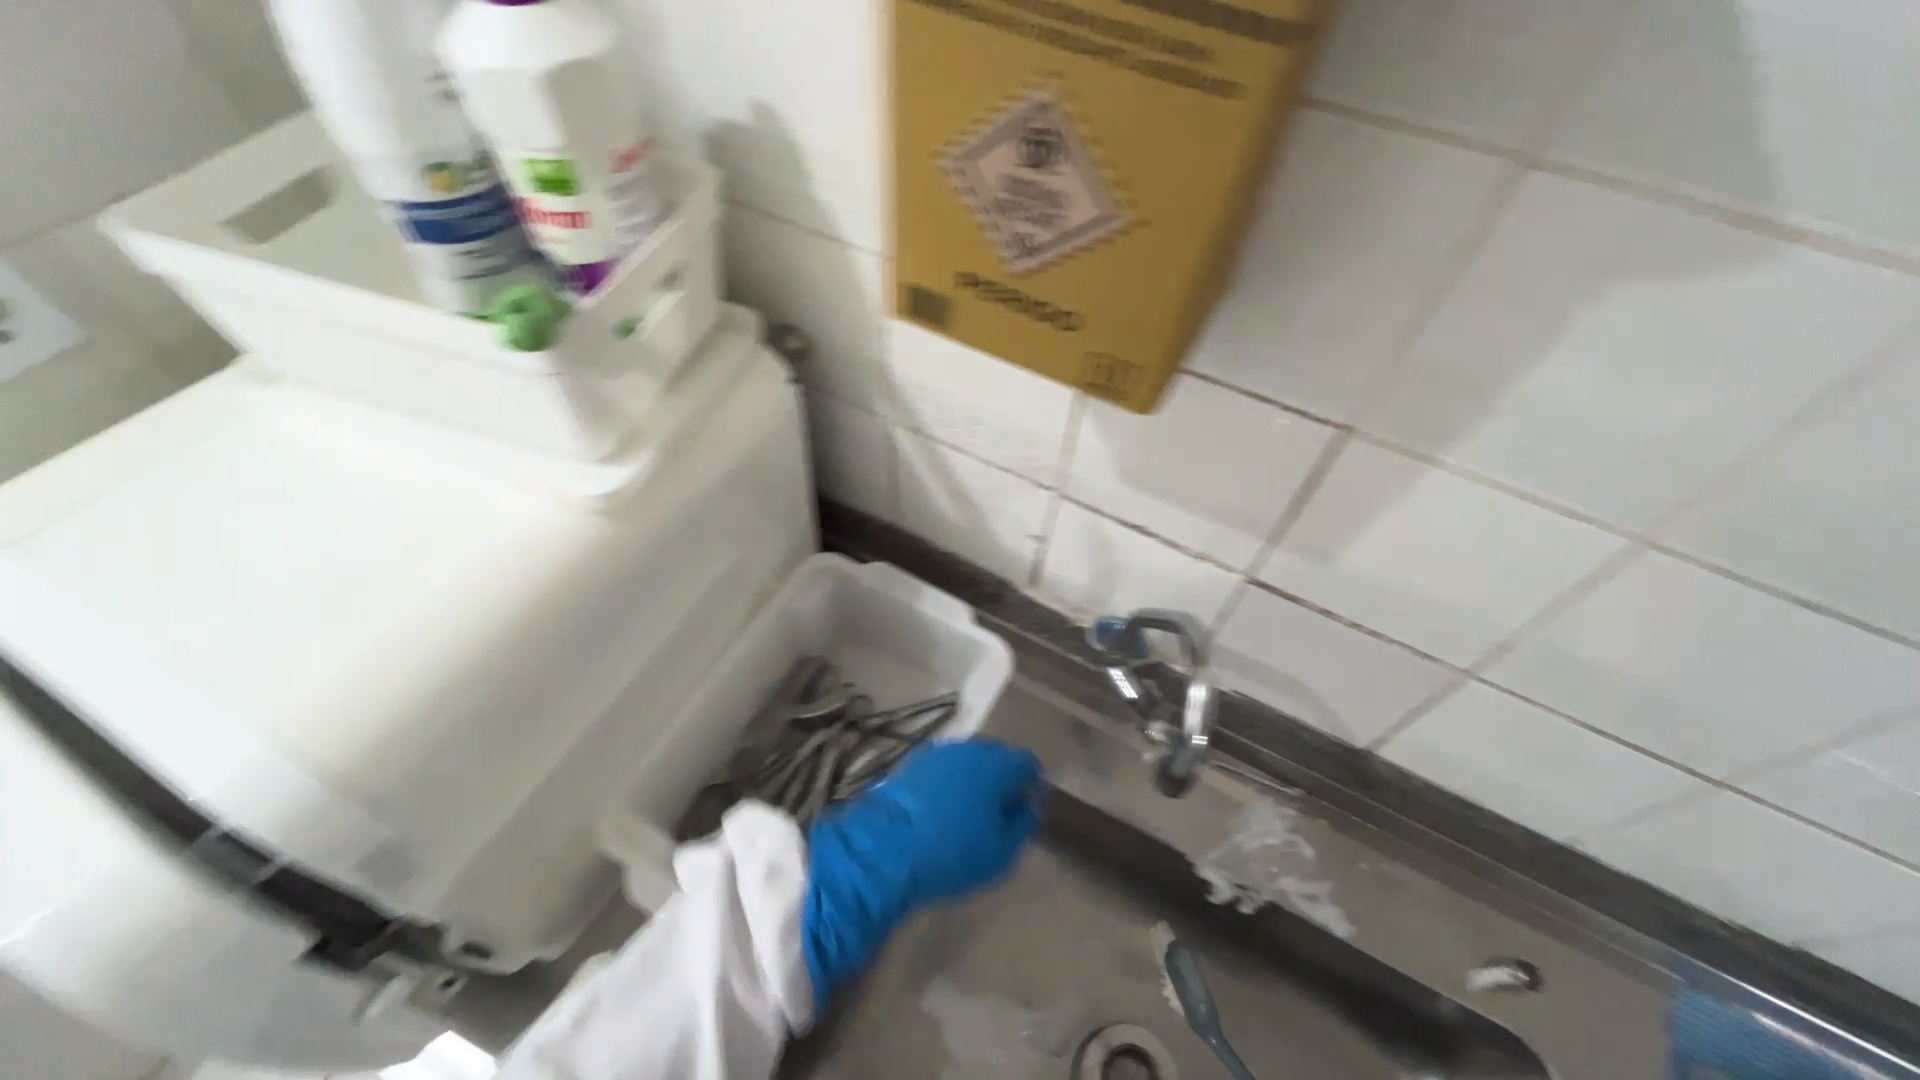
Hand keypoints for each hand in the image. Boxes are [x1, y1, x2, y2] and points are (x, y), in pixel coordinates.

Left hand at [801, 738, 1044, 1005]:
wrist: (883, 850)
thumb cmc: (952, 855)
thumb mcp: (1000, 853)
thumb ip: (1022, 824)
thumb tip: (1028, 804)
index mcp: (997, 767)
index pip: (1027, 762)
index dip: (1030, 783)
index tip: (1024, 807)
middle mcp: (969, 749)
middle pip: (997, 755)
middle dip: (1001, 777)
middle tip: (996, 809)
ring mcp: (937, 752)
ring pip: (967, 758)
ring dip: (973, 776)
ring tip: (966, 809)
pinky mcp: (911, 761)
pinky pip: (942, 765)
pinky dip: (947, 779)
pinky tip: (939, 806)